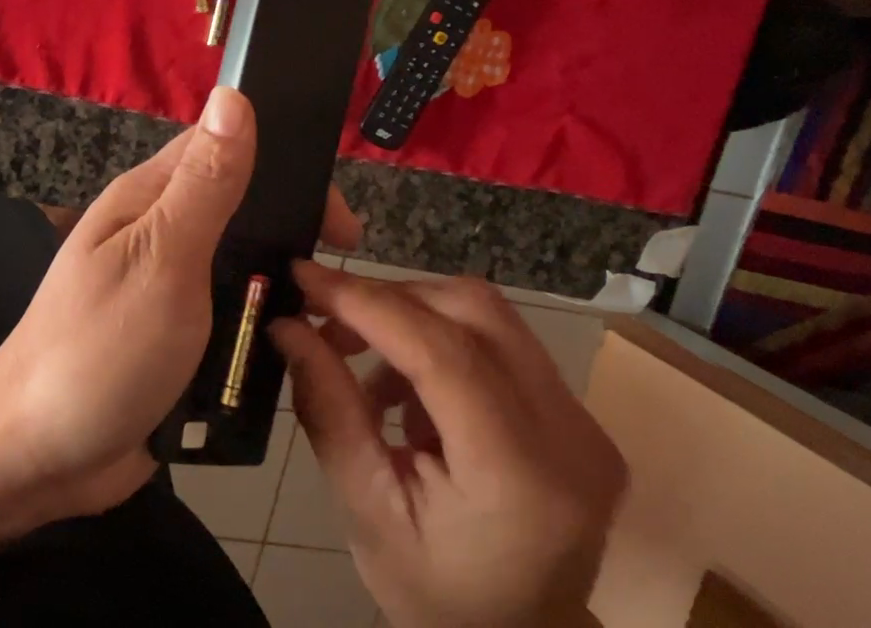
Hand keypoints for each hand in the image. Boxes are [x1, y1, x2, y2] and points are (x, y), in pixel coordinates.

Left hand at [0, 87, 361, 518]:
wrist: (39, 454)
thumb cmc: (101, 350)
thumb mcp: (161, 259)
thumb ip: (202, 185)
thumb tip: (232, 96)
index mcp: (145, 201)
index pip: (220, 149)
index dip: (283, 167)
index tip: (340, 221)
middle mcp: (154, 236)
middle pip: (237, 212)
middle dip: (290, 236)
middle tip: (341, 282)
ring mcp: (162, 291)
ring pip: (237, 269)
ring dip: (281, 288)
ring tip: (331, 324)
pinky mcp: (171, 340)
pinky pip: (227, 319)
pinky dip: (260, 329)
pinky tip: (294, 352)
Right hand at [271, 269, 627, 627]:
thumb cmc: (430, 595)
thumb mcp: (364, 510)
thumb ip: (328, 409)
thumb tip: (286, 325)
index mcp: (518, 477)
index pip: (442, 353)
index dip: (365, 302)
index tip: (301, 275)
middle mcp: (570, 437)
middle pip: (476, 314)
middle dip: (387, 298)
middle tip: (322, 315)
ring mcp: (585, 425)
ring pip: (491, 317)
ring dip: (412, 314)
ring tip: (357, 354)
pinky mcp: (578, 419)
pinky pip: (501, 344)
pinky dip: (439, 340)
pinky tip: (404, 386)